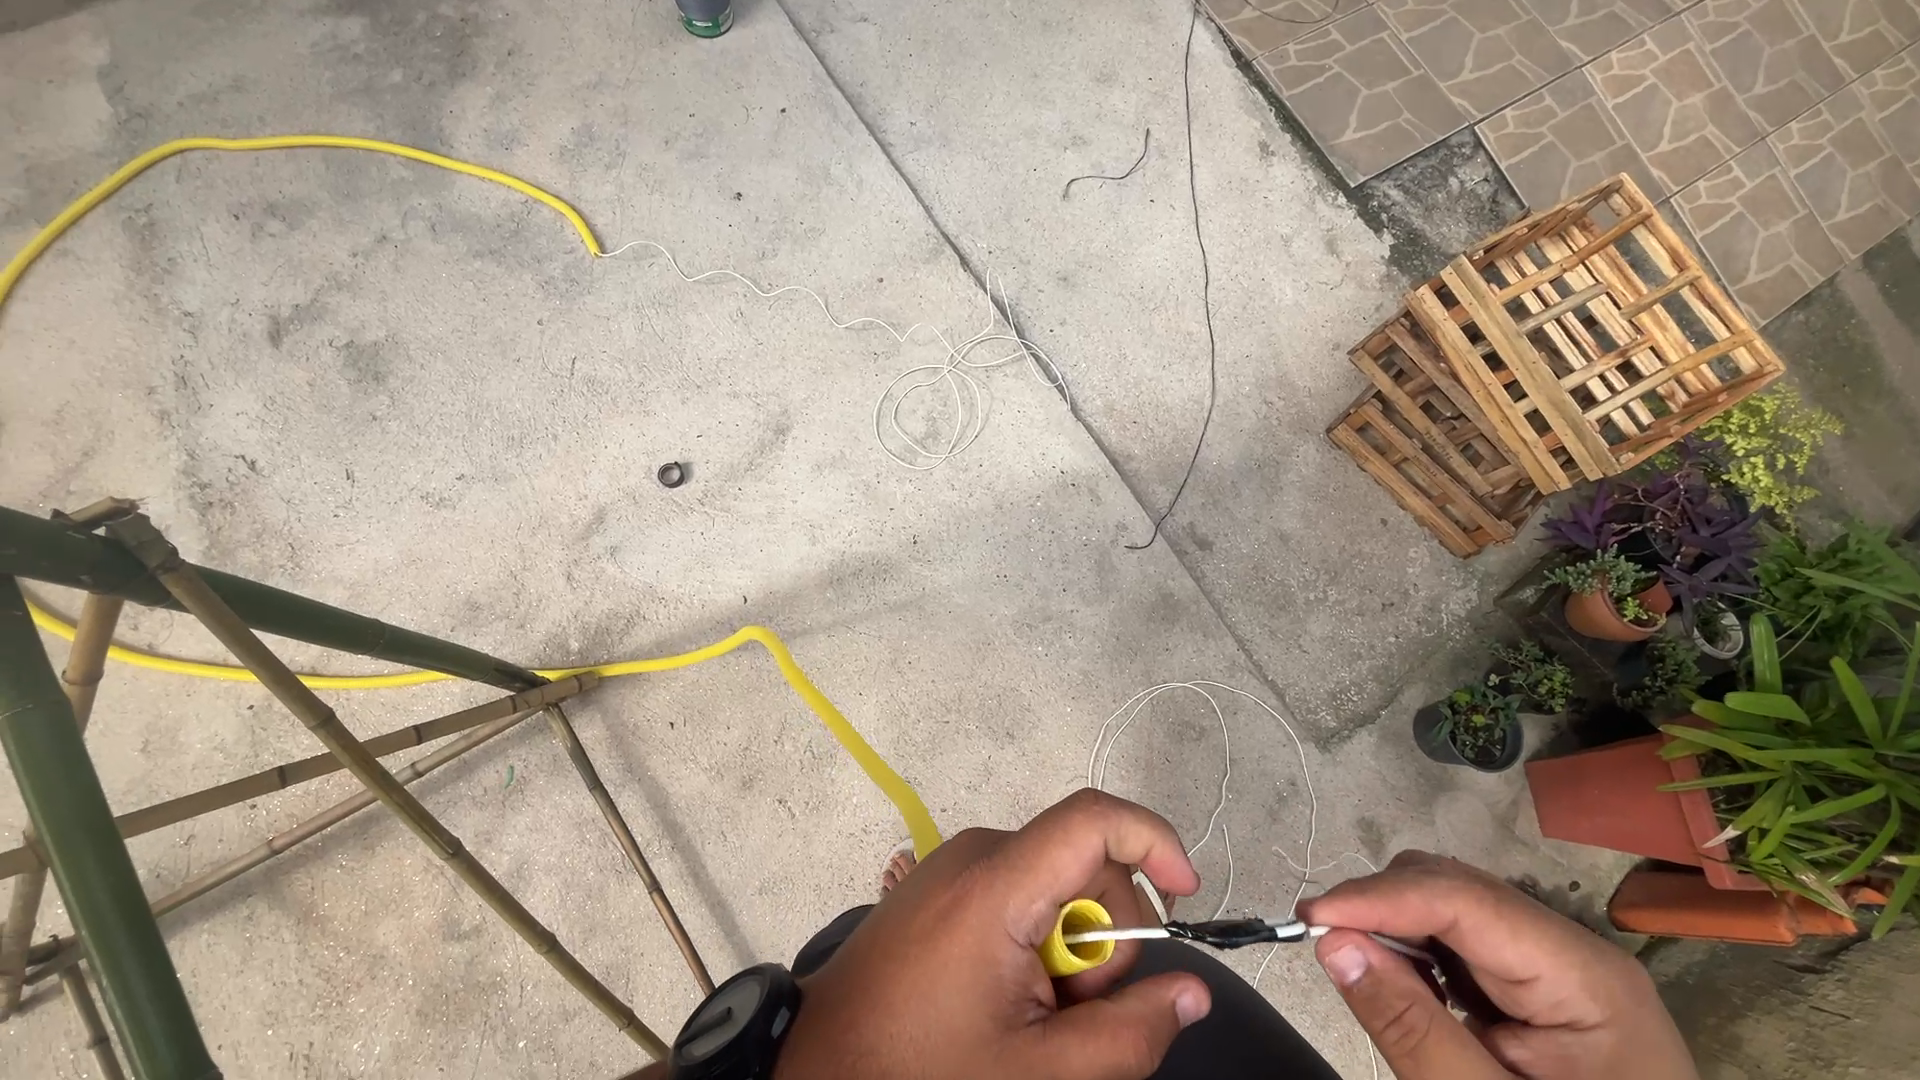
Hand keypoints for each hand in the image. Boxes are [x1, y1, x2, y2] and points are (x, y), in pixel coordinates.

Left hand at [774, 789, 1212, 1079]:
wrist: (815, 1063)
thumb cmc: (919, 1066)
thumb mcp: (1035, 1073)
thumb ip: (1127, 1036)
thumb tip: (1191, 990)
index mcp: (998, 884)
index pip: (1092, 818)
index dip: (1154, 840)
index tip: (1189, 895)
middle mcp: (978, 852)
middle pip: (1085, 866)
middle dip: (1105, 943)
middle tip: (1072, 1017)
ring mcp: (957, 864)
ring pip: (1058, 884)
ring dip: (1071, 953)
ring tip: (1032, 1015)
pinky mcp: (946, 881)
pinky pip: (1023, 892)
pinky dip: (1038, 941)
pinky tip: (1009, 995)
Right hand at [1299, 851, 1695, 1079]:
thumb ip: (1413, 1030)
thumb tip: (1331, 943)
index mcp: (1582, 976)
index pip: (1461, 899)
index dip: (1377, 898)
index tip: (1307, 920)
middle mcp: (1569, 950)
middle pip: (1452, 888)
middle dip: (1380, 908)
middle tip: (1327, 949)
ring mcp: (1554, 964)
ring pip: (1446, 906)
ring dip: (1392, 928)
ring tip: (1364, 974)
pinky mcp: (1535, 984)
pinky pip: (1456, 942)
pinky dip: (1414, 954)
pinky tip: (1404, 989)